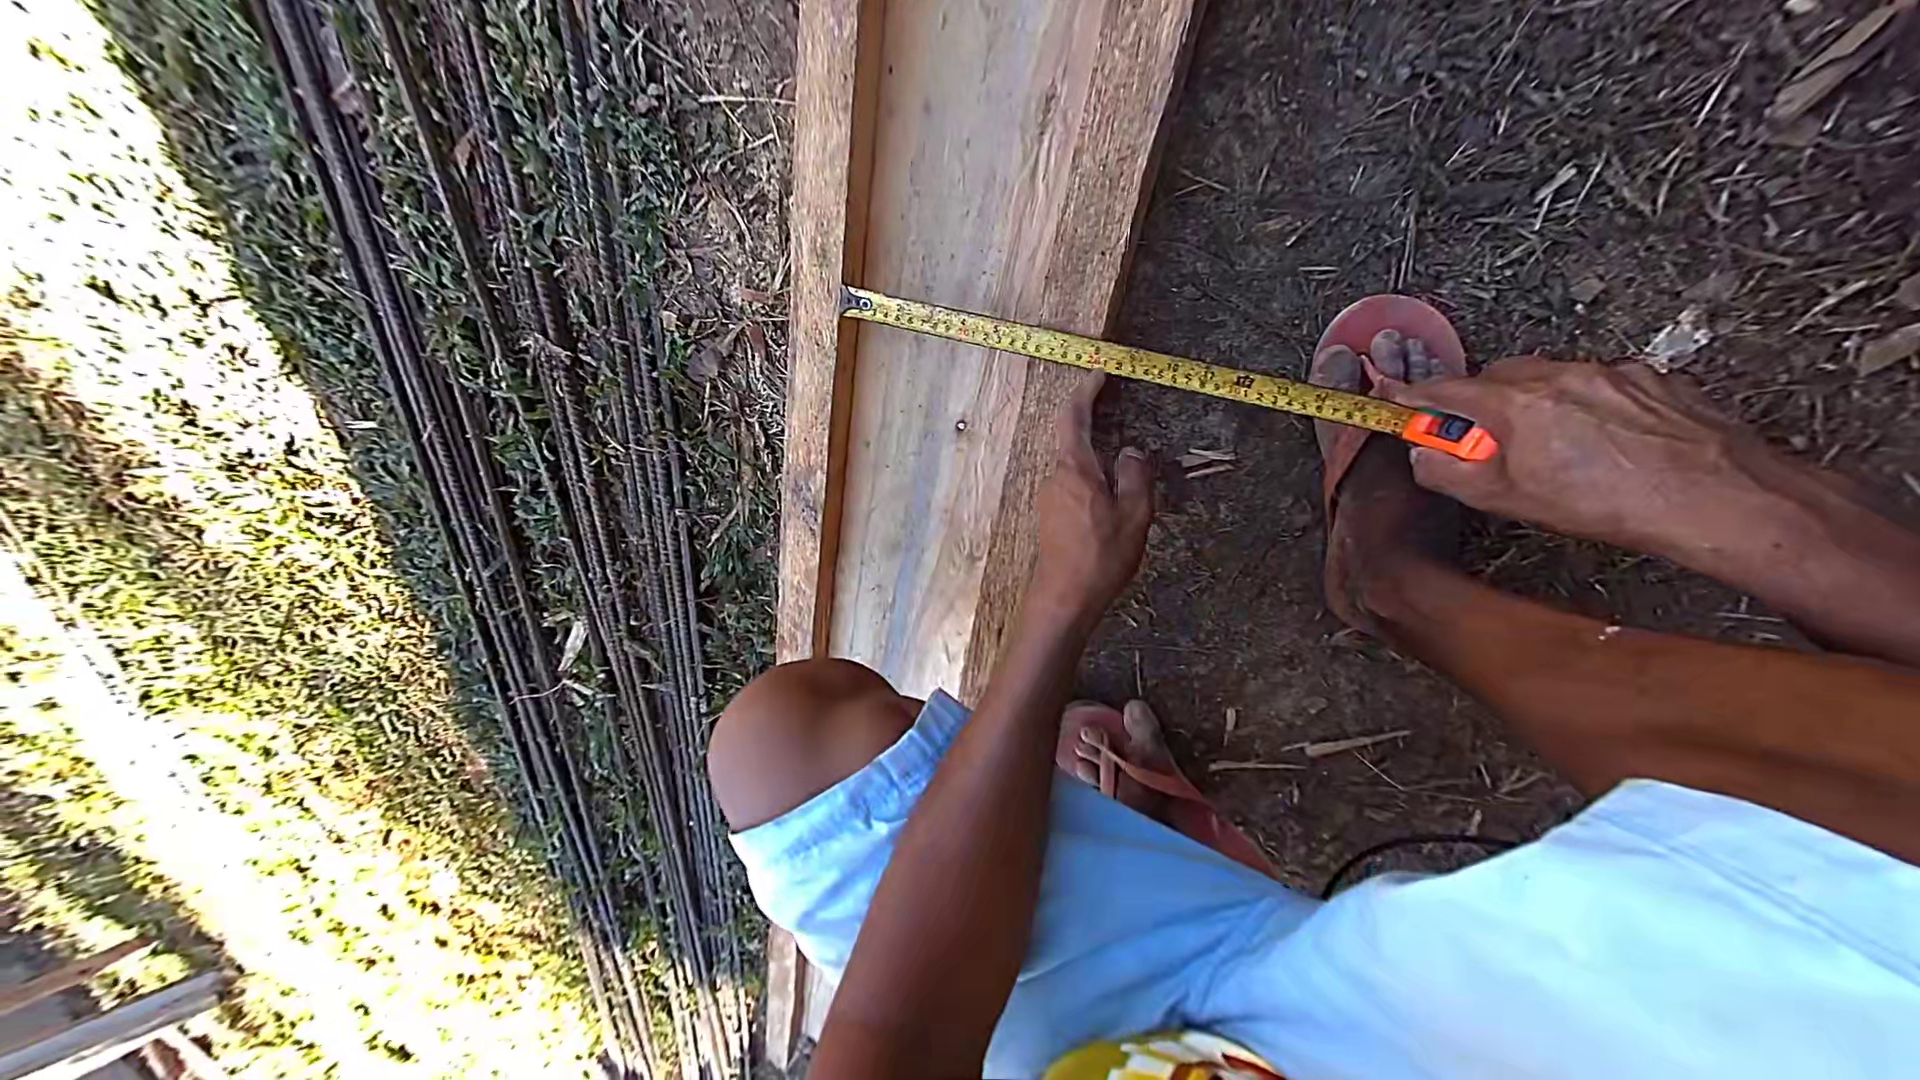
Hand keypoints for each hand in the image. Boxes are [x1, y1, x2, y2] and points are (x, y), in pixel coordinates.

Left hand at [1030, 375, 1152, 620]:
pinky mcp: (1049, 516)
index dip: (1085, 391)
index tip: (1099, 374)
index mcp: (1073, 469)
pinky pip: (1071, 485)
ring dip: (1097, 460)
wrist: (1064, 598)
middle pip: (1072, 440)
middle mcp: (1054, 477)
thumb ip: (1135, 475)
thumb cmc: (1100, 557)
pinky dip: (1091, 480)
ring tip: (1126, 477)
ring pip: (1074, 466)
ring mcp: (1048, 497)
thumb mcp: (1133, 514)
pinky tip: (1110, 502)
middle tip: (1122, 419)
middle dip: (1095, 425)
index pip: (1073, 417)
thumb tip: (1130, 452)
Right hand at [1380, 357, 1766, 555]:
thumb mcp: (1501, 499)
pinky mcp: (1646, 377)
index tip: (1392, 397)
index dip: (1410, 396)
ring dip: (1527, 404)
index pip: (1441, 390)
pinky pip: (1589, 382)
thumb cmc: (1608, 502)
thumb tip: (1424, 453)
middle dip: (1477, 403)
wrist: (1716, 499)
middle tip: (1482, 441)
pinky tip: (1591, 441)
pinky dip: (1575, 404)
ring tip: (1546, 449)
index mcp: (1514, 403)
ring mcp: (1606, 372)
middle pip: (1492, 377)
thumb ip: (1445, 471)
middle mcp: (1557, 376)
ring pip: (1542, 378)